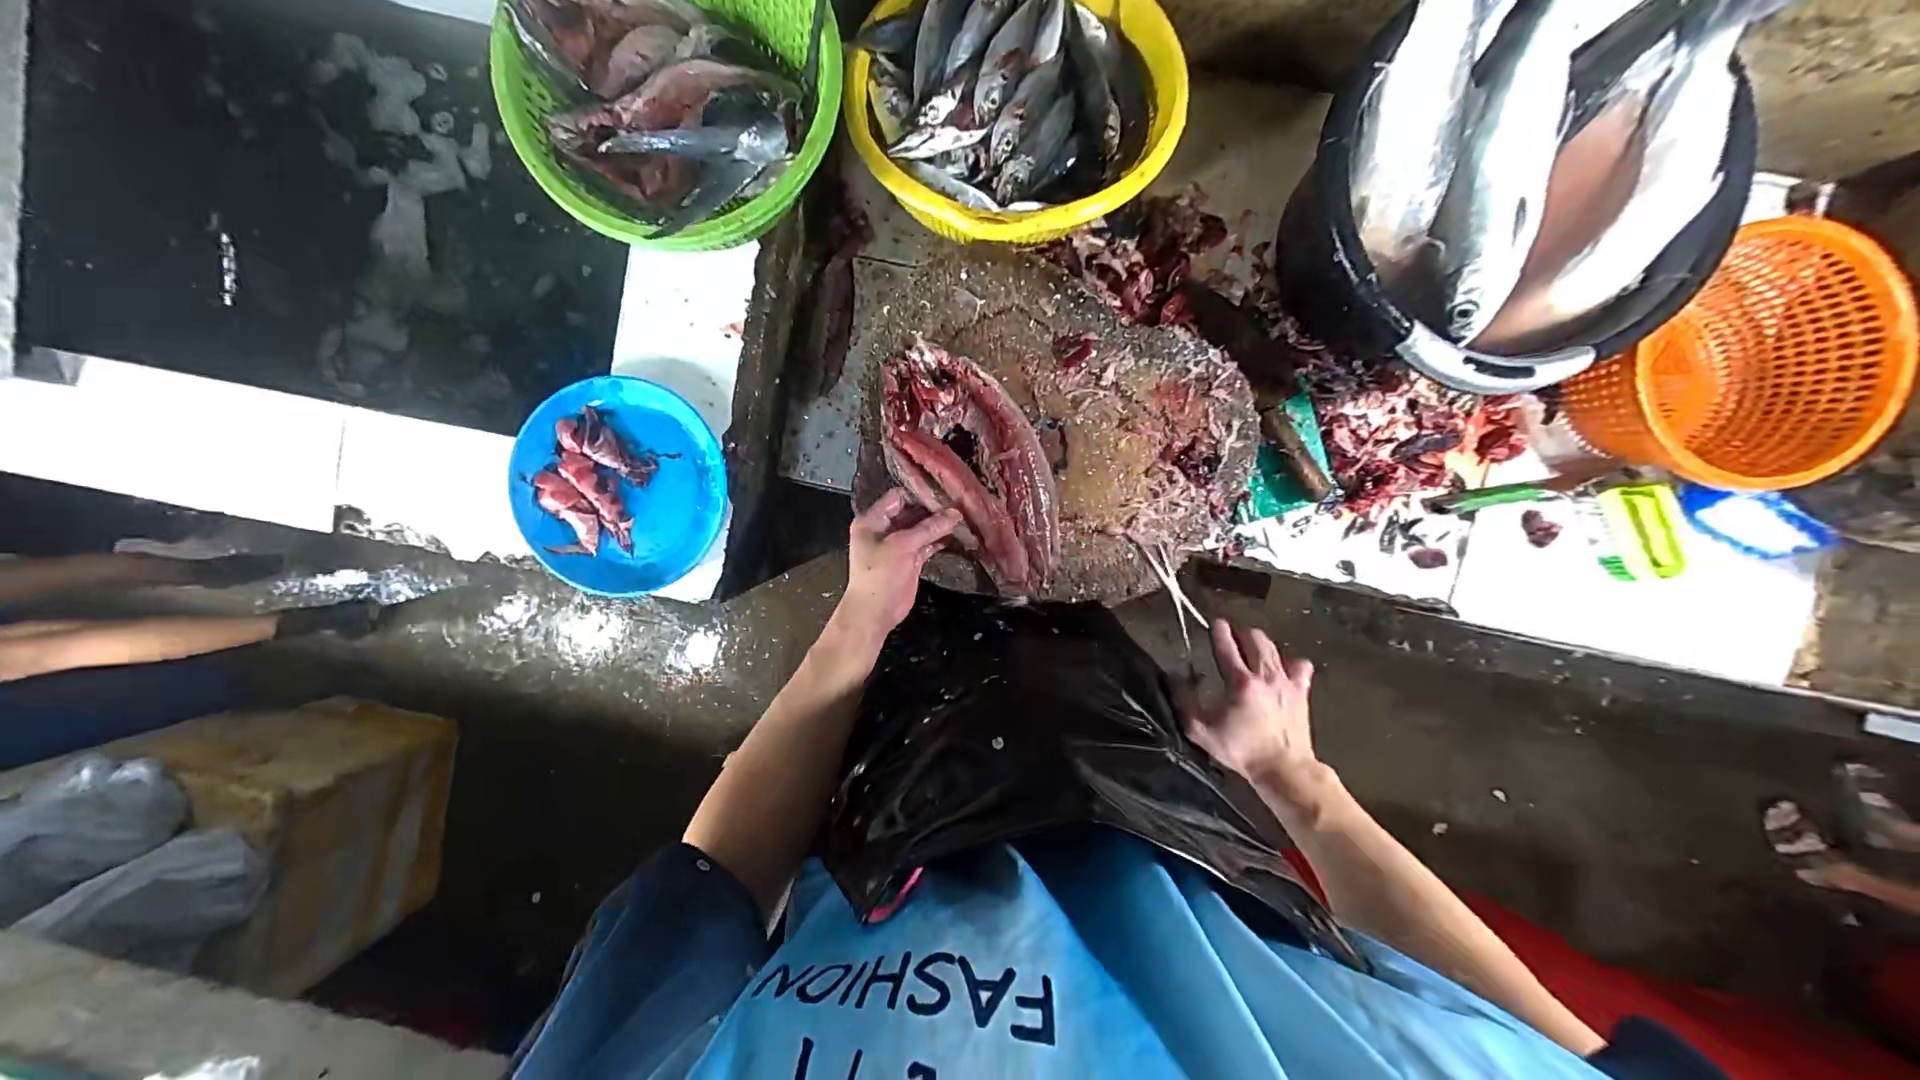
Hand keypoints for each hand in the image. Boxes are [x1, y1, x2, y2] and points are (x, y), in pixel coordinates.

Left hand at [830, 489, 960, 653]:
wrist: (875, 612)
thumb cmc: (880, 574)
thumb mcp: (902, 546)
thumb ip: (928, 528)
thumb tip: (955, 513)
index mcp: (872, 520)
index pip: (898, 497)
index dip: (919, 495)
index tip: (944, 493)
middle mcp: (884, 529)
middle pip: (912, 512)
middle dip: (933, 510)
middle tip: (959, 504)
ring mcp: (898, 545)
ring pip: (921, 529)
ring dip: (939, 525)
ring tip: (963, 517)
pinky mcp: (910, 559)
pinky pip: (927, 544)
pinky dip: (940, 540)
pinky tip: (958, 534)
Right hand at [1186, 618, 1327, 810]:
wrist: (1284, 769)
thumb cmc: (1242, 751)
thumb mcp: (1202, 731)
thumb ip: (1185, 703)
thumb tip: (1174, 680)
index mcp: (1240, 682)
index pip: (1227, 646)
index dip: (1219, 631)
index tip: (1215, 622)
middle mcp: (1264, 675)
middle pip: (1254, 638)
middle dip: (1240, 632)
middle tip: (1232, 634)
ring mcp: (1286, 682)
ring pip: (1274, 648)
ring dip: (1260, 643)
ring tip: (1252, 646)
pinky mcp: (1302, 692)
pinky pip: (1300, 666)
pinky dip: (1290, 663)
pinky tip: (1282, 668)